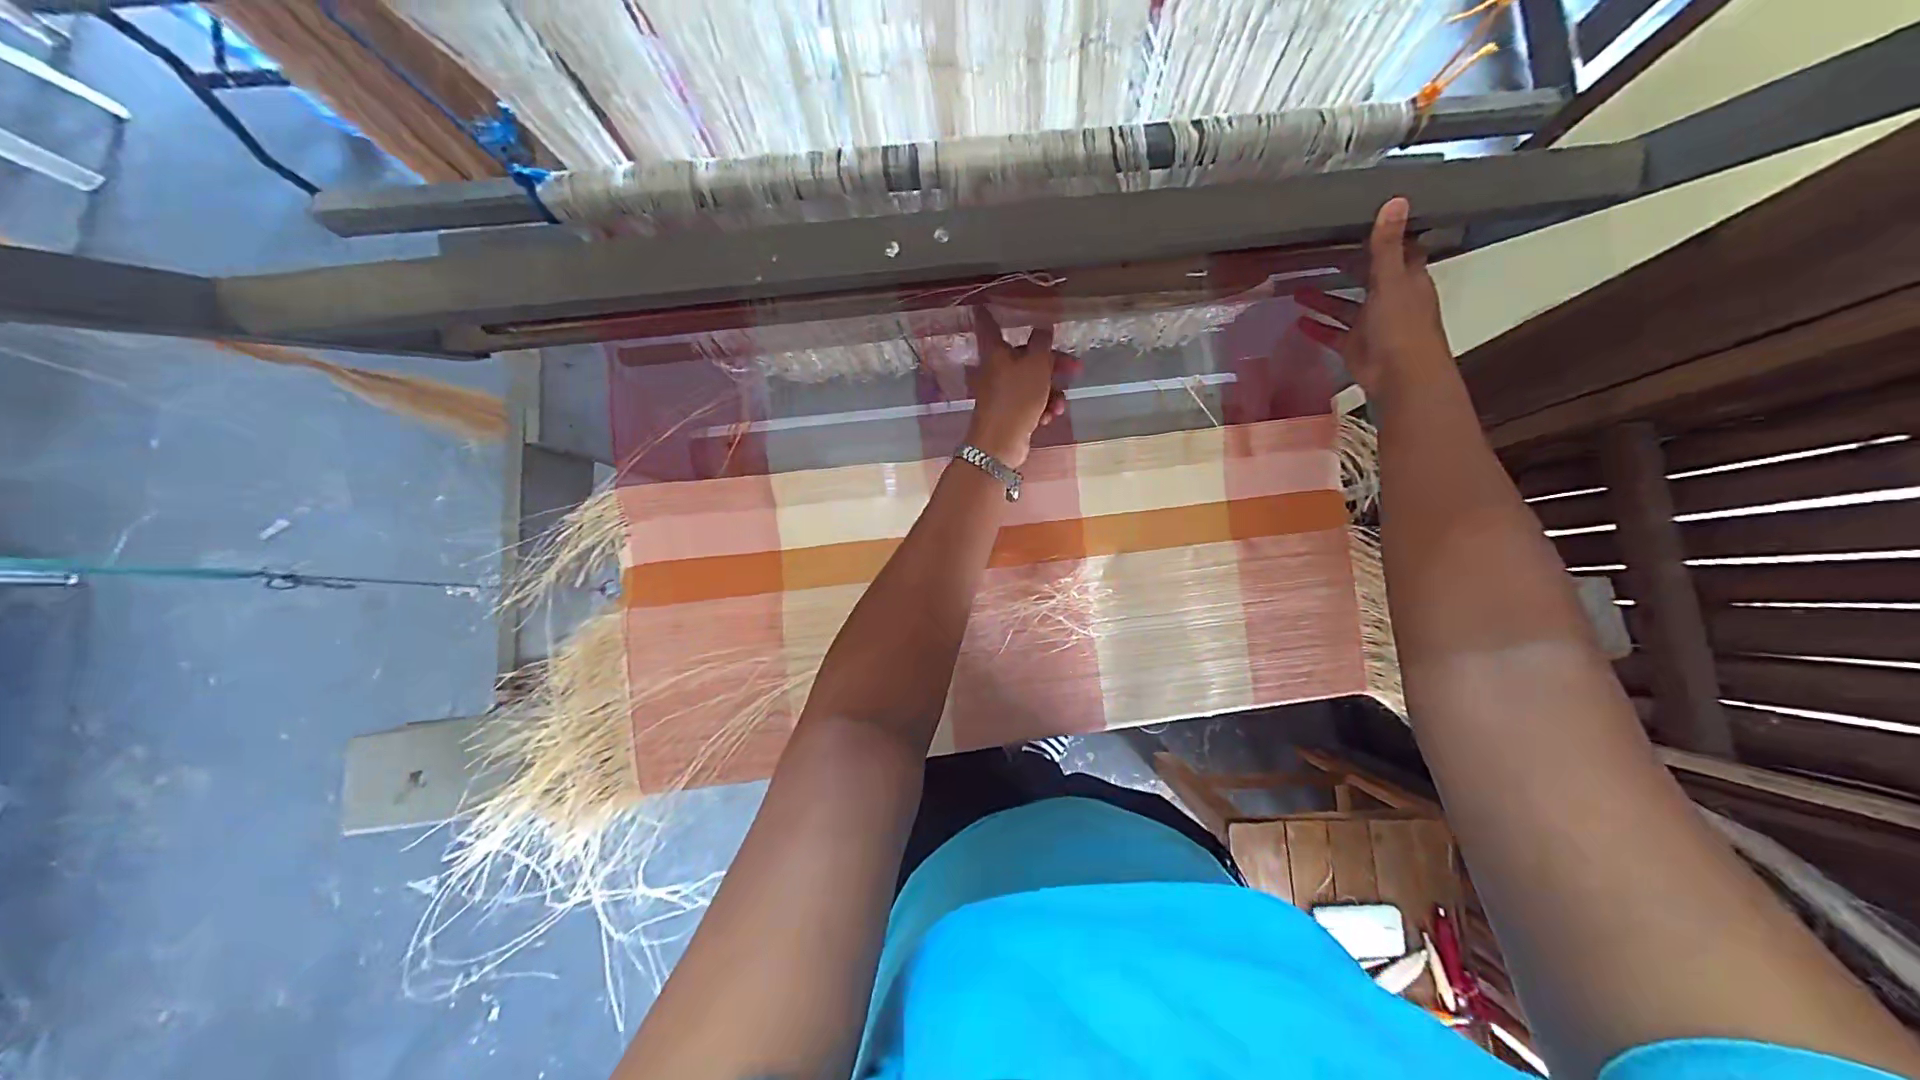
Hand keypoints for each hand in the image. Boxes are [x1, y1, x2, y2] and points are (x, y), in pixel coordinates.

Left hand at [965, 306, 1079, 468]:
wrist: (1000, 444)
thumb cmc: (1016, 398)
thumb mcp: (1036, 365)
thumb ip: (1042, 343)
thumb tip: (1043, 327)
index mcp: (997, 353)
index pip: (991, 325)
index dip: (990, 313)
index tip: (985, 302)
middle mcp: (996, 370)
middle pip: (1026, 357)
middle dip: (1053, 364)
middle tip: (1075, 369)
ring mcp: (1002, 393)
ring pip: (1033, 383)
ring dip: (1051, 393)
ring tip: (1058, 406)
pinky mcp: (1009, 413)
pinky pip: (1031, 403)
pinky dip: (1042, 408)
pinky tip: (1049, 418)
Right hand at [1295, 197, 1452, 403]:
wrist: (1400, 375)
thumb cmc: (1402, 325)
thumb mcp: (1391, 279)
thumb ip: (1387, 244)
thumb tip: (1396, 200)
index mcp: (1407, 280)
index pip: (1398, 252)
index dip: (1384, 238)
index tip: (1364, 224)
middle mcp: (1390, 299)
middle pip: (1367, 278)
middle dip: (1347, 267)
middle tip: (1320, 254)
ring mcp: (1371, 324)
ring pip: (1345, 306)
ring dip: (1324, 298)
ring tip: (1298, 287)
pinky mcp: (1355, 346)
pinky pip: (1333, 333)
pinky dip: (1317, 327)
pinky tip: (1297, 321)